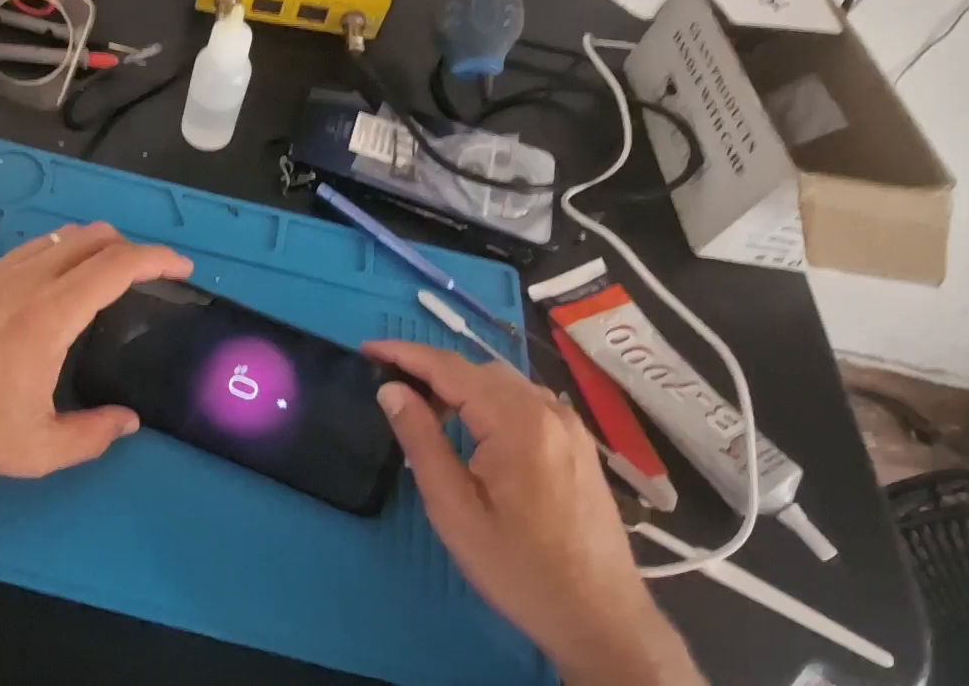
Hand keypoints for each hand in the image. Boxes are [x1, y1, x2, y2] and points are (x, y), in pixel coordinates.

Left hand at [0, 222, 191, 481]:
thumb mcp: (37, 449)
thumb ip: (93, 436)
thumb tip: (129, 421)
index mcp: (51, 314)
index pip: (117, 265)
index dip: (157, 258)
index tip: (182, 268)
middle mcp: (29, 280)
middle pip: (95, 238)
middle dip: (134, 248)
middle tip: (153, 277)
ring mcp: (0, 272)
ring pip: (64, 237)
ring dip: (100, 246)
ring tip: (115, 277)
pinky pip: (37, 247)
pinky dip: (67, 252)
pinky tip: (64, 284)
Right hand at [366, 342, 702, 685]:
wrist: (602, 620)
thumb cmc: (520, 569)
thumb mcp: (455, 509)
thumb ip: (421, 440)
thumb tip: (391, 389)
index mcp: (518, 420)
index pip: (449, 368)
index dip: (404, 354)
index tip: (366, 350)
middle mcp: (548, 409)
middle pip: (477, 369)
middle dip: (430, 371)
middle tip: (390, 390)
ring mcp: (568, 424)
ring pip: (502, 383)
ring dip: (460, 386)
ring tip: (425, 411)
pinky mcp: (577, 442)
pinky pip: (524, 401)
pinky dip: (490, 400)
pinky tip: (472, 430)